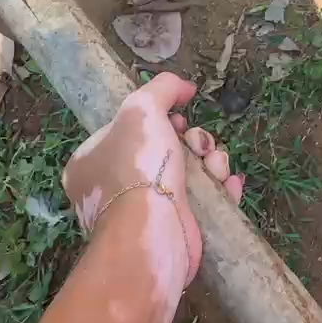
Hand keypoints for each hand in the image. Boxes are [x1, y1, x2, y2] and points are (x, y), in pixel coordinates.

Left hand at [62, 72, 245, 289]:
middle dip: (193, 139)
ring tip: (214, 165)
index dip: (160, 118)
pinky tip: (229, 182)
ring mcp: (147, 212)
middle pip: (167, 147)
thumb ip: (162, 87)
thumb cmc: (138, 167)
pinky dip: (220, 187)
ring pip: (190, 171)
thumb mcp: (142, 108)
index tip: (178, 117)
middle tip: (197, 144)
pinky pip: (205, 199)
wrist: (152, 235)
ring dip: (212, 160)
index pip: (130, 129)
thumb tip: (185, 88)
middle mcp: (115, 188)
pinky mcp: (176, 230)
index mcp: (92, 163)